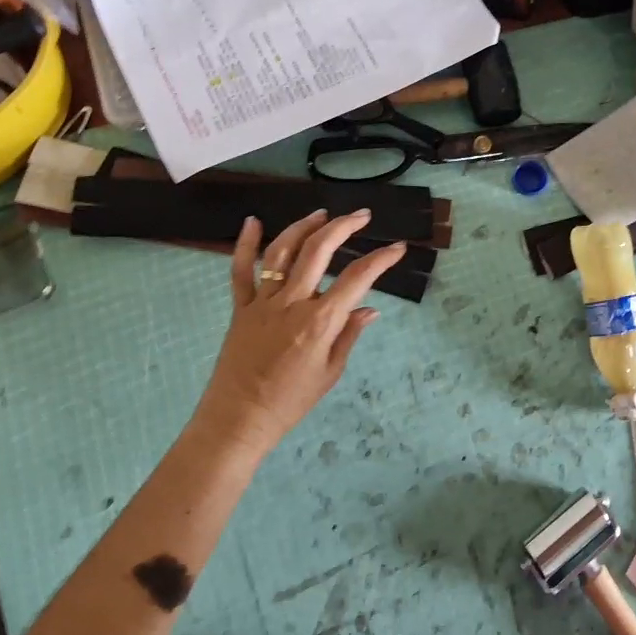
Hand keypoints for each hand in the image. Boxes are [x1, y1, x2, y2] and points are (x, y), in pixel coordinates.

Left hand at [192, 209, 406, 451]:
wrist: (238, 420)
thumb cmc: (290, 402)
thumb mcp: (331, 373)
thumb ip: (349, 334)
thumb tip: (369, 309)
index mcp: (319, 322)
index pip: (357, 278)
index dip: (381, 259)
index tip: (397, 248)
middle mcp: (292, 303)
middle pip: (319, 250)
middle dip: (344, 226)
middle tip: (361, 216)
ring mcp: (263, 302)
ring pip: (282, 251)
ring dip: (304, 226)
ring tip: (322, 213)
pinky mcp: (240, 308)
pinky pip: (240, 271)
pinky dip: (245, 244)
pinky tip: (253, 221)